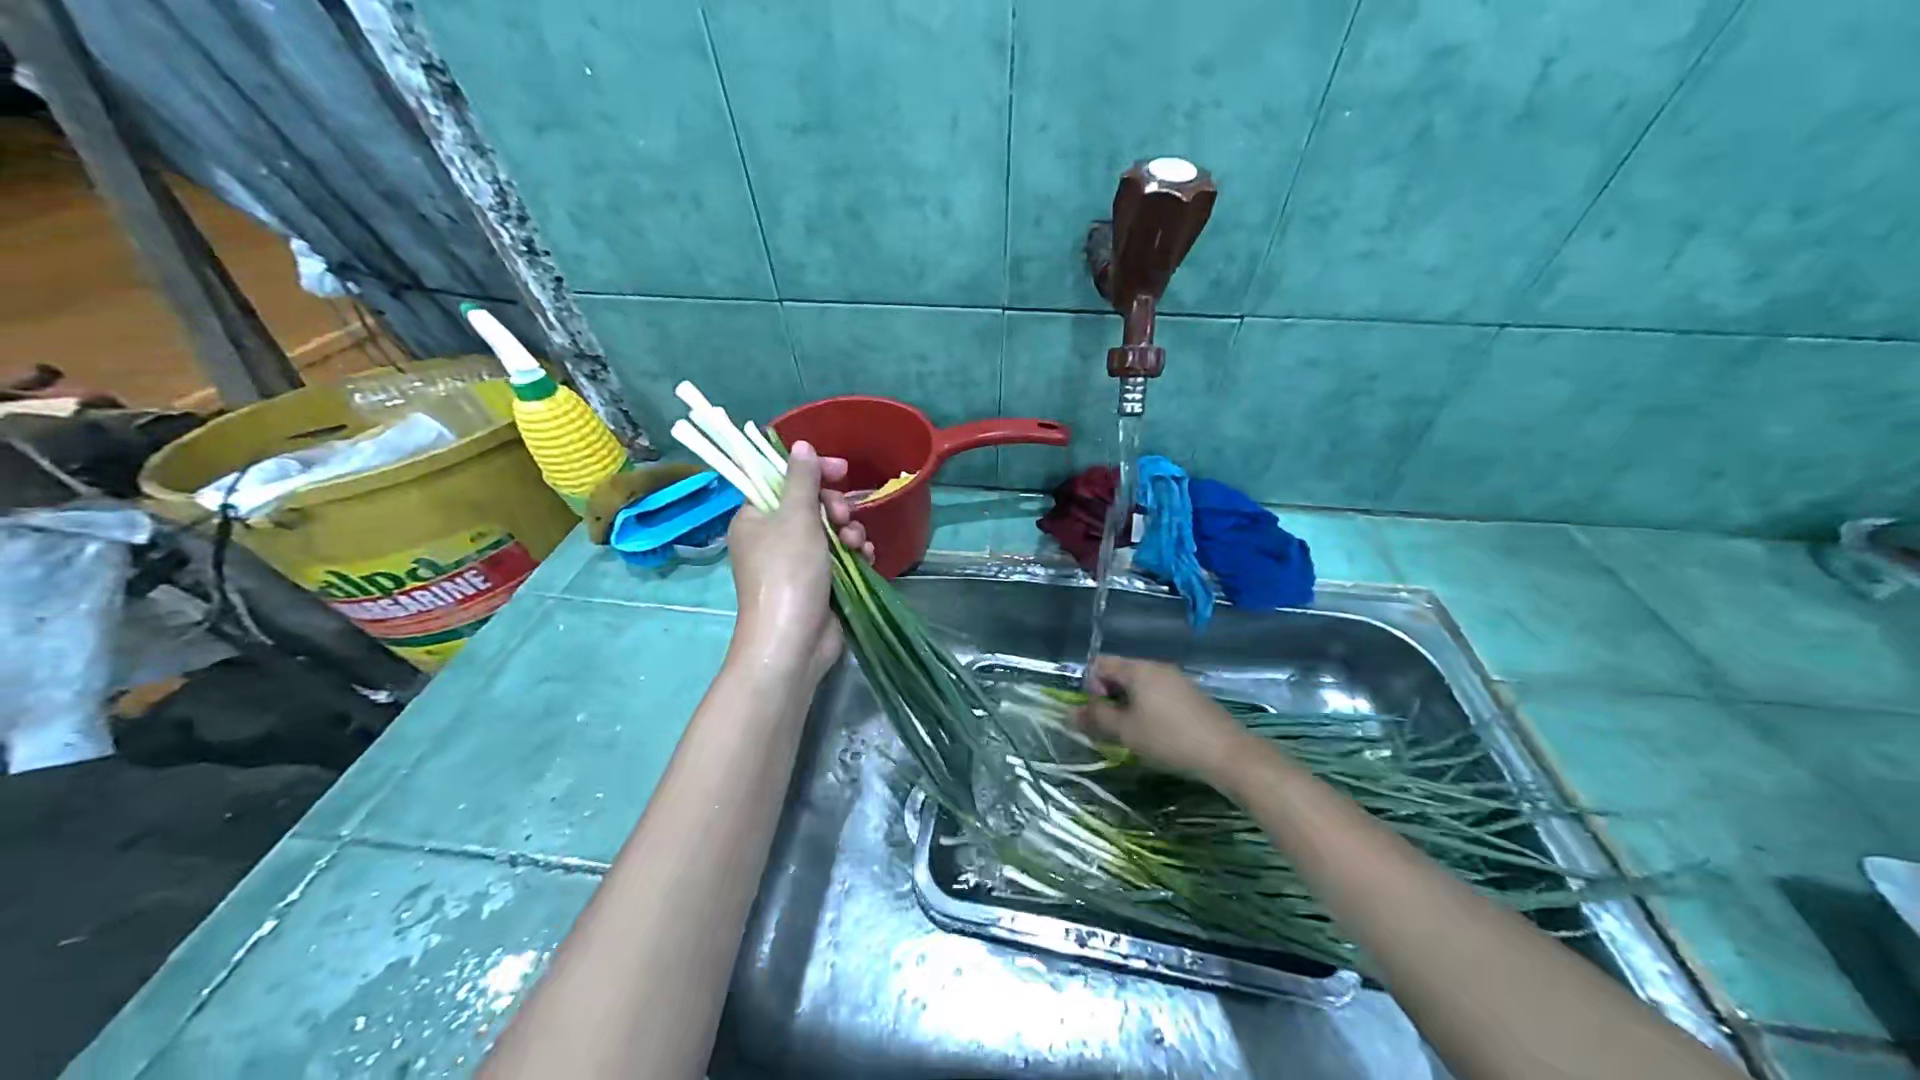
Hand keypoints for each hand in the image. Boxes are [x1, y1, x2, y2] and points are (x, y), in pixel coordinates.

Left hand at [726, 440, 872, 682]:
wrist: (793, 640)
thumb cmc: (788, 573)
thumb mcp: (795, 518)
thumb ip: (802, 479)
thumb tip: (801, 445)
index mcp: (755, 518)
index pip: (781, 481)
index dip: (811, 472)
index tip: (840, 469)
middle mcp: (772, 538)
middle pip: (810, 505)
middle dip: (834, 507)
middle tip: (841, 517)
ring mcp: (796, 563)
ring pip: (830, 531)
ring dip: (849, 531)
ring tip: (856, 545)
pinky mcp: (818, 583)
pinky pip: (840, 556)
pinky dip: (854, 554)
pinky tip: (866, 558)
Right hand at [1075, 657, 1254, 783]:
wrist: (1227, 753)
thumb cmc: (1169, 739)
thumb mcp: (1125, 731)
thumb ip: (1096, 719)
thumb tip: (1069, 713)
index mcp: (1138, 669)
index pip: (1099, 663)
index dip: (1090, 687)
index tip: (1099, 714)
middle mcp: (1157, 667)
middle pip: (1119, 673)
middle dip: (1108, 698)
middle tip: (1112, 728)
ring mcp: (1177, 680)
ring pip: (1139, 686)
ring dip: (1128, 706)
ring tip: (1132, 734)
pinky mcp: (1191, 696)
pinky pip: (1158, 694)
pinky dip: (1148, 709)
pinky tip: (1156, 734)